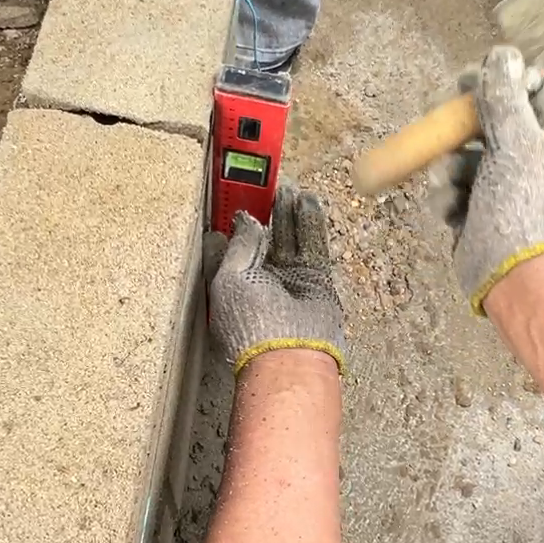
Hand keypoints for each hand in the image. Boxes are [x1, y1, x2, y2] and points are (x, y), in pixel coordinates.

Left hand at [210, 187, 346, 375]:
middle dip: (263, 215)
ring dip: (288, 214)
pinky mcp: (314, 280)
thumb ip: (239, 245)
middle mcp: (259, 284)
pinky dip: (311, 223)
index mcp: (231, 287)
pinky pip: (313, 245)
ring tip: (287, 189)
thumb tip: (244, 220)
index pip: (229, 251)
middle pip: (261, 241)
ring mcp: (288, 282)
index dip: (229, 227)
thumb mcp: (229, 278)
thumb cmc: (251, 322)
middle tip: (265, 188)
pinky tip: (307, 202)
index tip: (231, 201)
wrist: (291, 354)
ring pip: (288, 239)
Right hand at [440, 45, 543, 314]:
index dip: (501, 84)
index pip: (530, 97)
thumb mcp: (517, 144)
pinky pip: (454, 195)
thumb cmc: (524, 208)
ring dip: (449, 169)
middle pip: (489, 126)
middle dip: (462, 129)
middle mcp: (528, 163)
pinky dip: (447, 201)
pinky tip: (449, 212)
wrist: (516, 278)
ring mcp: (501, 191)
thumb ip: (505, 99)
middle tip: (440, 124)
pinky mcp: (477, 216)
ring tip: (448, 184)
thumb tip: (502, 53)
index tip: (470, 80)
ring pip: (465, 161)